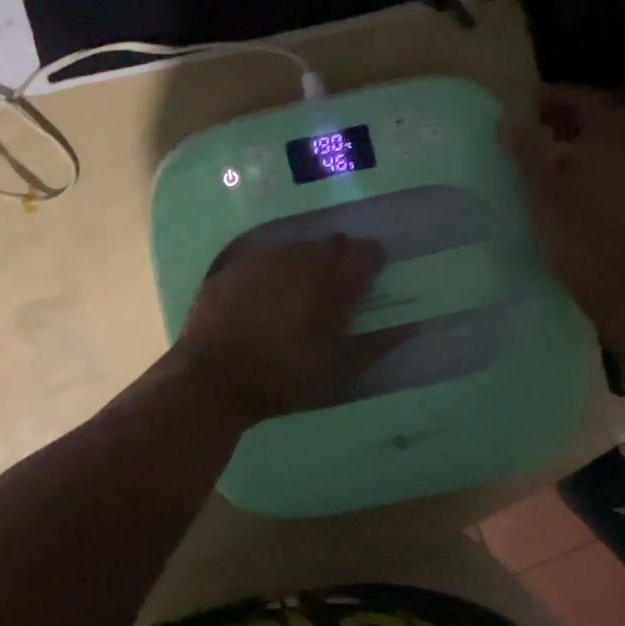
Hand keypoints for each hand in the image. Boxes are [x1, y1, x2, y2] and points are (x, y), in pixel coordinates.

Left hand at [171, 236, 387, 423]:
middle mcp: (302, 260)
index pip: (366, 252)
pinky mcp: (237, 261)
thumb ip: (376, 346)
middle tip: (335, 289)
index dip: (371, 261)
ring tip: (300, 290)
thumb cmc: (282, 380)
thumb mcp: (337, 373)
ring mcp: (266, 257)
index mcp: (332, 285)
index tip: (370, 277)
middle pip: (333, 244)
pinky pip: (267, 252)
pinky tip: (267, 290)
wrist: (213, 379)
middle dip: (340, 260)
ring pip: (299, 246)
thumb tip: (411, 327)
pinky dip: (274, 267)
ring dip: (307, 261)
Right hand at [504, 85, 624, 330]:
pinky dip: (580, 163)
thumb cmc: (578, 233)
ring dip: (571, 140)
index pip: (584, 98)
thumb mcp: (541, 187)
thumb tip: (509, 116)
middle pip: (597, 119)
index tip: (523, 101)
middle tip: (528, 123)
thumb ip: (526, 148)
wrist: (621, 289)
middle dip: (563, 115)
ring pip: (601, 145)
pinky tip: (554, 184)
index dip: (553, 95)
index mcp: (607, 137)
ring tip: (535, 152)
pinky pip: (604, 167)